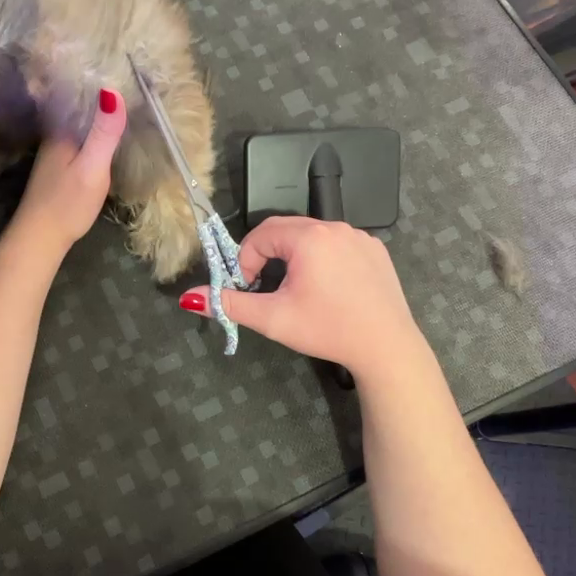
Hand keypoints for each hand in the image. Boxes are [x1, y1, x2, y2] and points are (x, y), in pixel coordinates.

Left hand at [9, 87, 125, 258]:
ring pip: (80, 128)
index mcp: (62, 133)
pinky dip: (93, 137)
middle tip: (131, 84)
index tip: (124, 70)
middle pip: (80, 111)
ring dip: (97, 118)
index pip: (81, 97)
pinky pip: (80, 143)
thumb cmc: (67, 203)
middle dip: (101, 98)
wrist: (40, 238)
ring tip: (124, 105)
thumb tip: (112, 90)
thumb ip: (104, 133)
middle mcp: (56, 139)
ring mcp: (55, 155)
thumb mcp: (92, 167)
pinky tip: (106, 138)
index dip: (101, 83)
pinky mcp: (59, 171)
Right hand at [178, 216, 429, 386]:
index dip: (247, 260)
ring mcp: (360, 237)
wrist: (386, 347)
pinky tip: (328, 289)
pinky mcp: (376, 251)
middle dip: (269, 255)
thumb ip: (229, 303)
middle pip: (286, 230)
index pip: (261, 234)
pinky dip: (324, 260)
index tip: (249, 287)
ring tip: (296, 290)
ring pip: (313, 237)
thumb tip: (188, 298)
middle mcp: (335, 228)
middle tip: (266, 287)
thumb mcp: (272, 318)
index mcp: (308, 238)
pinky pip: (338, 245)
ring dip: (295, 257)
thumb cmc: (326, 329)